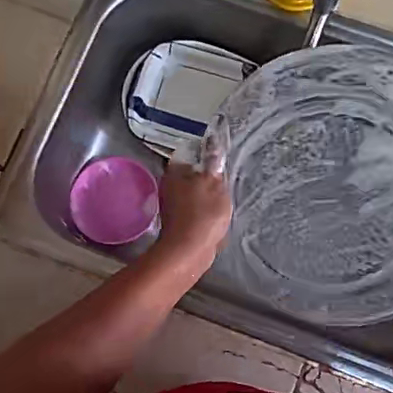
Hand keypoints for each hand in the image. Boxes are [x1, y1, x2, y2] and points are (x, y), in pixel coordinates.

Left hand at [156, 130, 232, 270]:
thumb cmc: (203, 213)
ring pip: (193, 192)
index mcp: (175, 170)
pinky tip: (215, 216)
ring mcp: (171, 204)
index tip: (221, 164)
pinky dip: (203, 211)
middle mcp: (168, 184)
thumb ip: (213, 162)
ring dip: (206, 195)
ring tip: (222, 200)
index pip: (191, 153)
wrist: (189, 251)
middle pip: (192, 174)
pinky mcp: (177, 221)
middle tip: (224, 183)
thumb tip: (212, 141)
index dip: (207, 156)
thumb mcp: (215, 183)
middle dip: (207, 178)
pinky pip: (194, 209)